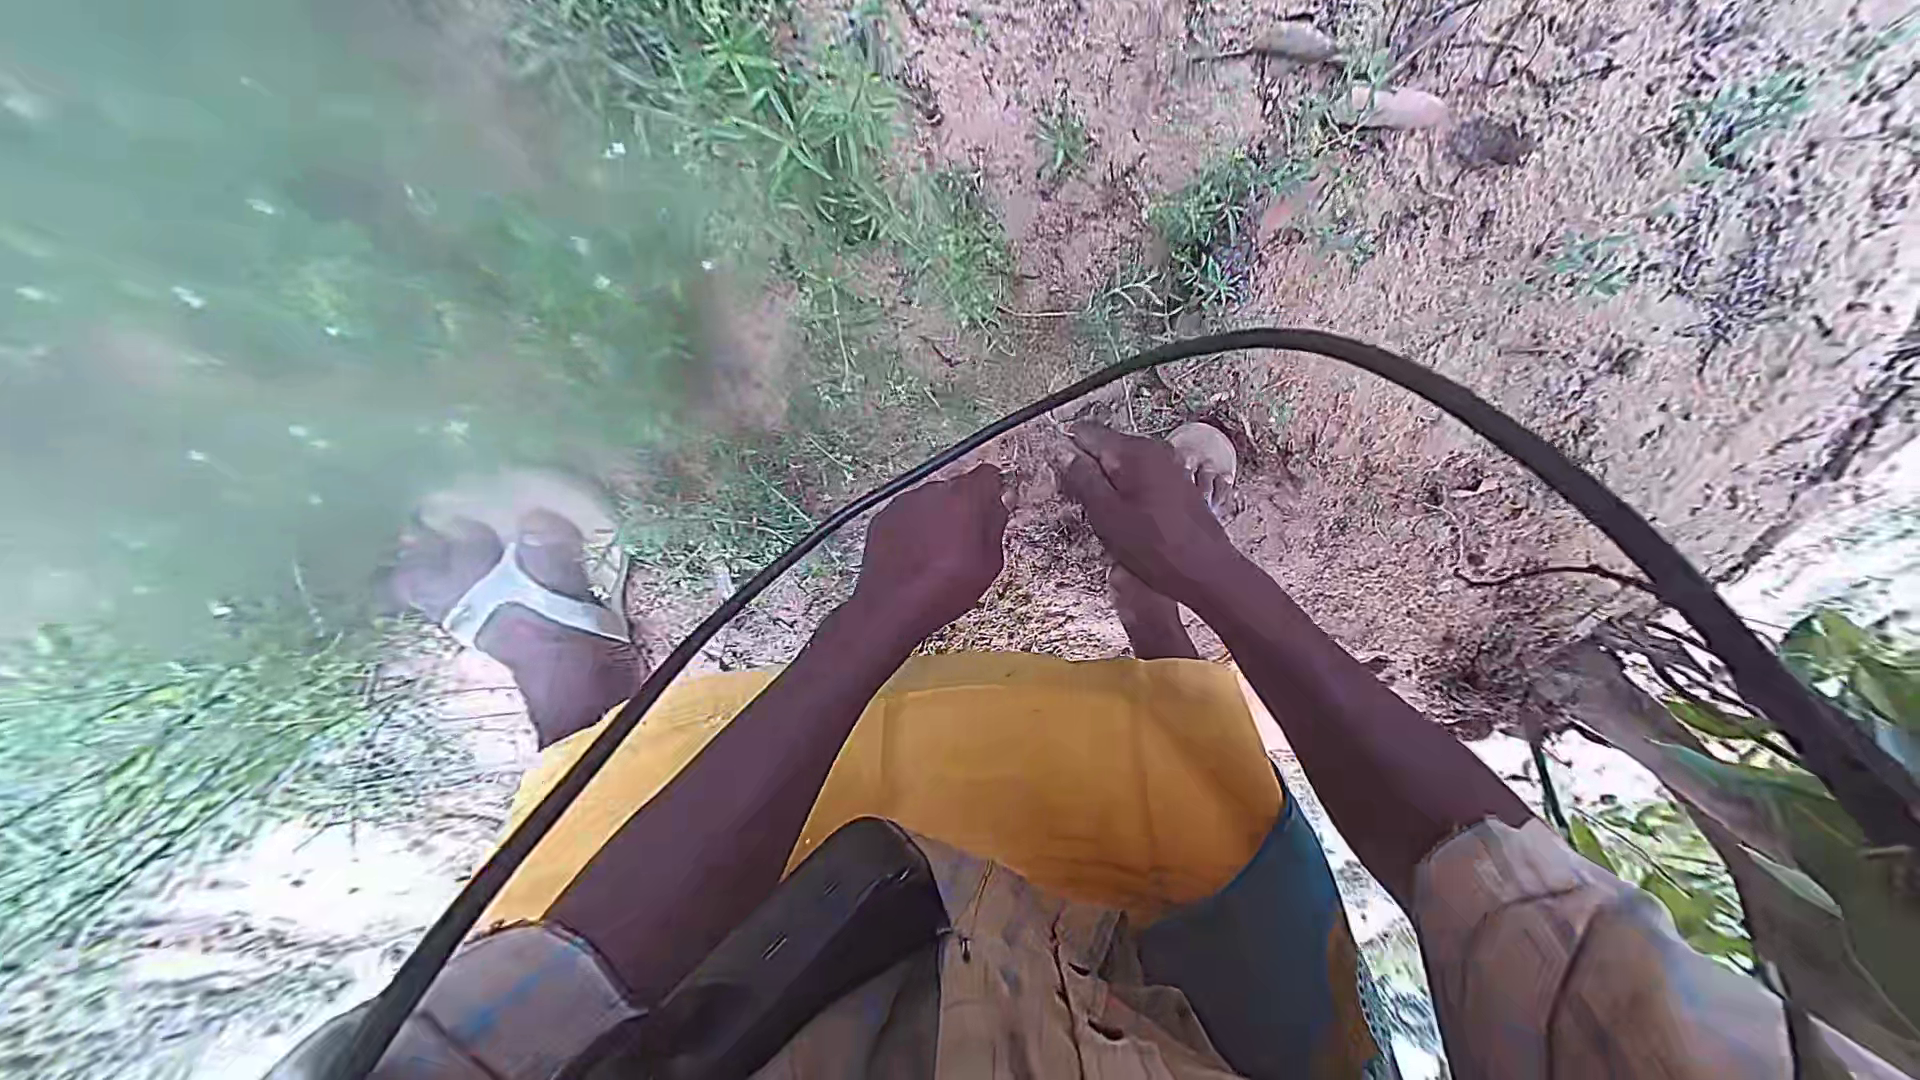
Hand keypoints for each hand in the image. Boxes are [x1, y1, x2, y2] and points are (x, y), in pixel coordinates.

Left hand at [850, 464, 1008, 641]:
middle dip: (964, 508)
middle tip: (967, 541)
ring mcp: (904, 502)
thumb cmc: (944, 588)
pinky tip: (917, 556)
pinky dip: (914, 529)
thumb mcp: (990, 563)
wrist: (893, 606)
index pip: (988, 474)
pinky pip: (907, 515)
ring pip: (931, 502)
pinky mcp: (883, 517)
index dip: (993, 490)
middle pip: (957, 488)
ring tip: (938, 554)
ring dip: (937, 518)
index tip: (994, 507)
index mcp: (966, 497)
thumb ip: (996, 526)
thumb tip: (998, 508)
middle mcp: (934, 491)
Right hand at [1060, 422, 1246, 608]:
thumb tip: (1064, 454)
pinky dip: (1128, 495)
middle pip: (1106, 450)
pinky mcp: (1176, 486)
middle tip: (1083, 505)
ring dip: (1108, 488)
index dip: (1068, 454)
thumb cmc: (1157, 547)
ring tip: (1107, 519)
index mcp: (1134, 452)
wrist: (1205, 572)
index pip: (1086, 433)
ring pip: (1123, 467)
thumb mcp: (1106, 514)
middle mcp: (1155, 451)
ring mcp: (1169, 467)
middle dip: (1089, 473)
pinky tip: (1128, 522)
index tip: (1062, 478)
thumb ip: (1082, 478)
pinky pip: (1140, 481)